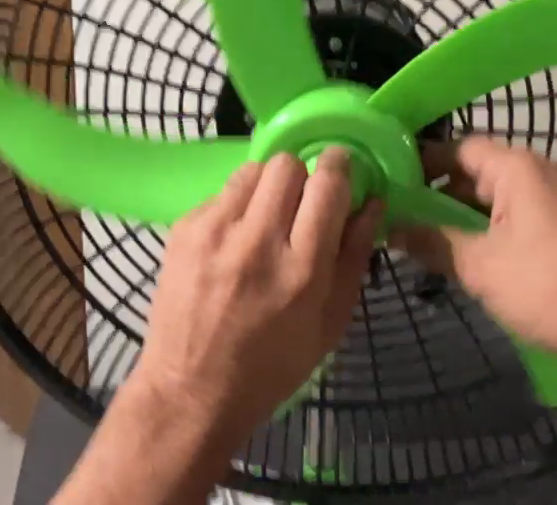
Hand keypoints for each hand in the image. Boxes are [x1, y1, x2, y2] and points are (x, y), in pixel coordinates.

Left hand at [125, 150, 381, 444]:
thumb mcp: (330, 324)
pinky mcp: (184, 228)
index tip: (340, 166)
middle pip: (287, 165)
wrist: (189, 391)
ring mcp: (214, 230)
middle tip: (300, 203)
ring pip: (252, 170)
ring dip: (267, 186)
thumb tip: (372, 202)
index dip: (338, 166)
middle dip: (301, 176)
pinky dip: (235, 207)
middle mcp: (256, 240)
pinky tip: (232, 241)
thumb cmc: (271, 366)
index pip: (327, 185)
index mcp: (301, 269)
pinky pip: (221, 193)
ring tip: (264, 219)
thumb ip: (354, 257)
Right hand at [390, 136, 556, 366]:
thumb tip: (390, 228)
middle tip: (413, 219)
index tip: (395, 184)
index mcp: (520, 168)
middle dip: (447, 193)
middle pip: (485, 169)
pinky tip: (493, 259)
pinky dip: (506, 226)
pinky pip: (534, 213)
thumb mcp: (481, 268)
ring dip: (476, 214)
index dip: (425, 163)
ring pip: (510, 195)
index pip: (460, 147)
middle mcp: (549, 170)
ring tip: (445, 243)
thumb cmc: (551, 290)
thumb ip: (433, 242)